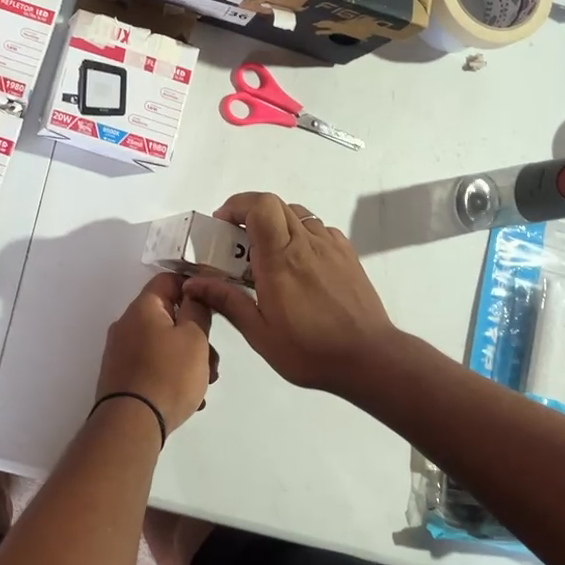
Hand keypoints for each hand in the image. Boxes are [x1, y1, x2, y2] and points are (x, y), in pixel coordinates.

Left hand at [96, 272, 218, 435]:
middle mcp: (127, 325)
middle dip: (196, 337)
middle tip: (212, 362)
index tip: (214, 305)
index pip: (168, 281)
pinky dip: (172, 376)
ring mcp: (121, 352)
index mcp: (142, 308)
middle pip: (168, 318)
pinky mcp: (121, 376)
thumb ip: (197, 310)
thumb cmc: (168, 375)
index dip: (194, 287)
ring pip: (164, 345)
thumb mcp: (194, 338)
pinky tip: (189, 400)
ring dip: (189, 361)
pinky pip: (153, 366)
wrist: (132, 423)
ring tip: (204, 387)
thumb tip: (193, 293)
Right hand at [182, 192, 411, 395]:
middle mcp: (306, 244)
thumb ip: (227, 301)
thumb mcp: (260, 333)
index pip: (260, 206)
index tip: (223, 226)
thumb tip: (193, 283)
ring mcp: (331, 247)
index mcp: (281, 259)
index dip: (237, 205)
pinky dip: (301, 235)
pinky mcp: (348, 256)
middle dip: (250, 213)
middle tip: (237, 242)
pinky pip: (319, 230)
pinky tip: (298, 264)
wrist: (371, 359)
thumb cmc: (310, 350)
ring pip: (298, 214)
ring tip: (267, 255)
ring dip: (276, 223)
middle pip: (276, 204)